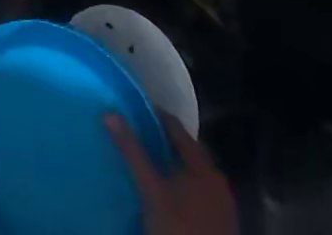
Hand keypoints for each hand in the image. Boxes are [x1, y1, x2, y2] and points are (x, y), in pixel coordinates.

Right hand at [106, 113, 236, 234]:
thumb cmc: (178, 228)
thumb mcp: (150, 190)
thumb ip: (132, 151)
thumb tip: (110, 114)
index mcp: (204, 167)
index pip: (176, 128)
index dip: (155, 115)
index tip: (131, 108)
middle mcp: (216, 179)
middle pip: (186, 148)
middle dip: (162, 138)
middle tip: (134, 132)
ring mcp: (221, 202)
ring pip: (192, 169)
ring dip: (171, 161)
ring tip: (144, 158)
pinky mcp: (220, 222)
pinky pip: (197, 189)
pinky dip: (180, 181)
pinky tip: (163, 189)